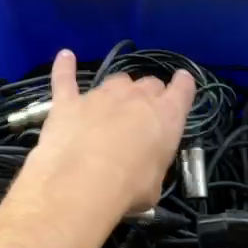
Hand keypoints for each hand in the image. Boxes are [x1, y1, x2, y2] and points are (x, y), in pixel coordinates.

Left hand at [17, 49, 195, 215]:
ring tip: (113, 105)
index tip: (182, 84)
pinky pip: (66, 78)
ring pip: (115, 81)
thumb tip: (144, 173)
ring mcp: (100, 96)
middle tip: (143, 115)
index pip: (182, 90)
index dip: (182, 86)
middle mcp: (136, 98)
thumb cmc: (128, 189)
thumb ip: (152, 168)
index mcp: (166, 117)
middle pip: (148, 84)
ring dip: (118, 91)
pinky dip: (65, 68)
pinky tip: (65, 57)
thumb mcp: (154, 186)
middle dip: (149, 95)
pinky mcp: (68, 102)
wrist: (83, 184)